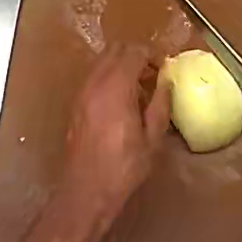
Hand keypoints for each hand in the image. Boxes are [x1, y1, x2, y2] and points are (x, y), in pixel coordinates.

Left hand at [55, 43, 171, 239]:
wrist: (85, 192)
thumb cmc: (123, 167)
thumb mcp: (153, 138)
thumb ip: (160, 104)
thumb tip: (165, 83)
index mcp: (117, 87)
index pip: (135, 52)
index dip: (153, 55)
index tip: (165, 67)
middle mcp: (96, 83)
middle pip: (116, 49)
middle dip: (137, 54)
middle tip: (153, 73)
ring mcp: (82, 92)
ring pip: (103, 60)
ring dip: (122, 64)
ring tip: (139, 86)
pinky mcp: (76, 103)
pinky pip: (95, 76)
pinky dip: (110, 76)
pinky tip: (122, 99)